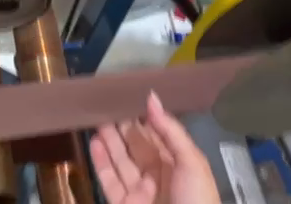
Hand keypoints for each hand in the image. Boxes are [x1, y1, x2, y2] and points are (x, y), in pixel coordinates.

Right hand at [89, 93, 220, 203]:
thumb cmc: (196, 200)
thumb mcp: (192, 163)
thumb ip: (170, 130)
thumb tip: (151, 96)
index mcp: (178, 166)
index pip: (157, 136)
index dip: (143, 118)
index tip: (129, 96)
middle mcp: (157, 177)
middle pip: (136, 147)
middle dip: (123, 126)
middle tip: (108, 103)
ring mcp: (139, 193)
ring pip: (120, 162)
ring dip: (109, 140)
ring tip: (97, 117)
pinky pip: (109, 182)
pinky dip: (101, 162)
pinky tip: (94, 142)